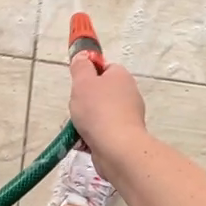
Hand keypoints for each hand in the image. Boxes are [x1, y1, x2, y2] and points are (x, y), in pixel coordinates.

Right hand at [69, 54, 147, 170]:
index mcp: (121, 77)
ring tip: (76, 129)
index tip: (78, 85)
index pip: (104, 68)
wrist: (117, 148)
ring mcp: (128, 117)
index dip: (89, 74)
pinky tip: (82, 143)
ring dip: (84, 122)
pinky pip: (102, 132)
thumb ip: (81, 67)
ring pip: (99, 115)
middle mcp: (128, 94)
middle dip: (83, 102)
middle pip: (99, 93)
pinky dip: (91, 136)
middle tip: (76, 109)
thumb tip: (83, 56)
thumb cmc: (98, 110)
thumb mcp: (83, 82)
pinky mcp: (124, 136)